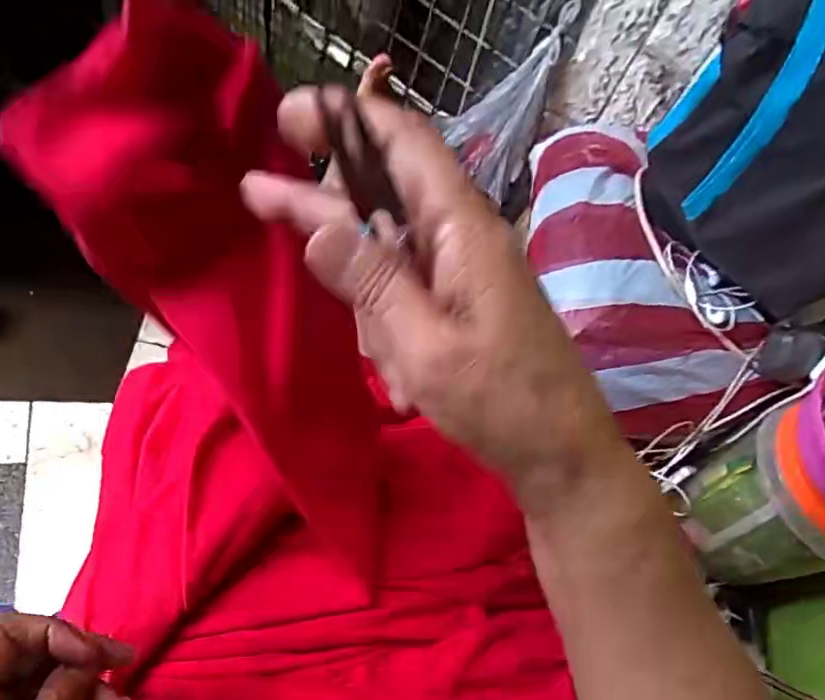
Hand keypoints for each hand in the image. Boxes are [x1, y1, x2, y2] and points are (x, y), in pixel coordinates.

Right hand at [240, 86, 631, 508]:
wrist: (558, 454)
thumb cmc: (500, 403)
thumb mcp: (425, 348)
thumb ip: (371, 284)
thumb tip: (318, 224)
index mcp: (461, 230)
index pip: (403, 144)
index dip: (345, 121)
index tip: (286, 119)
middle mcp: (463, 240)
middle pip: (384, 200)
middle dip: (333, 219)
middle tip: (266, 206)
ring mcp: (463, 277)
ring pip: (387, 263)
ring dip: (372, 314)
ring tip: (399, 372)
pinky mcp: (461, 311)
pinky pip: (405, 304)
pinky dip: (393, 341)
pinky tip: (410, 388)